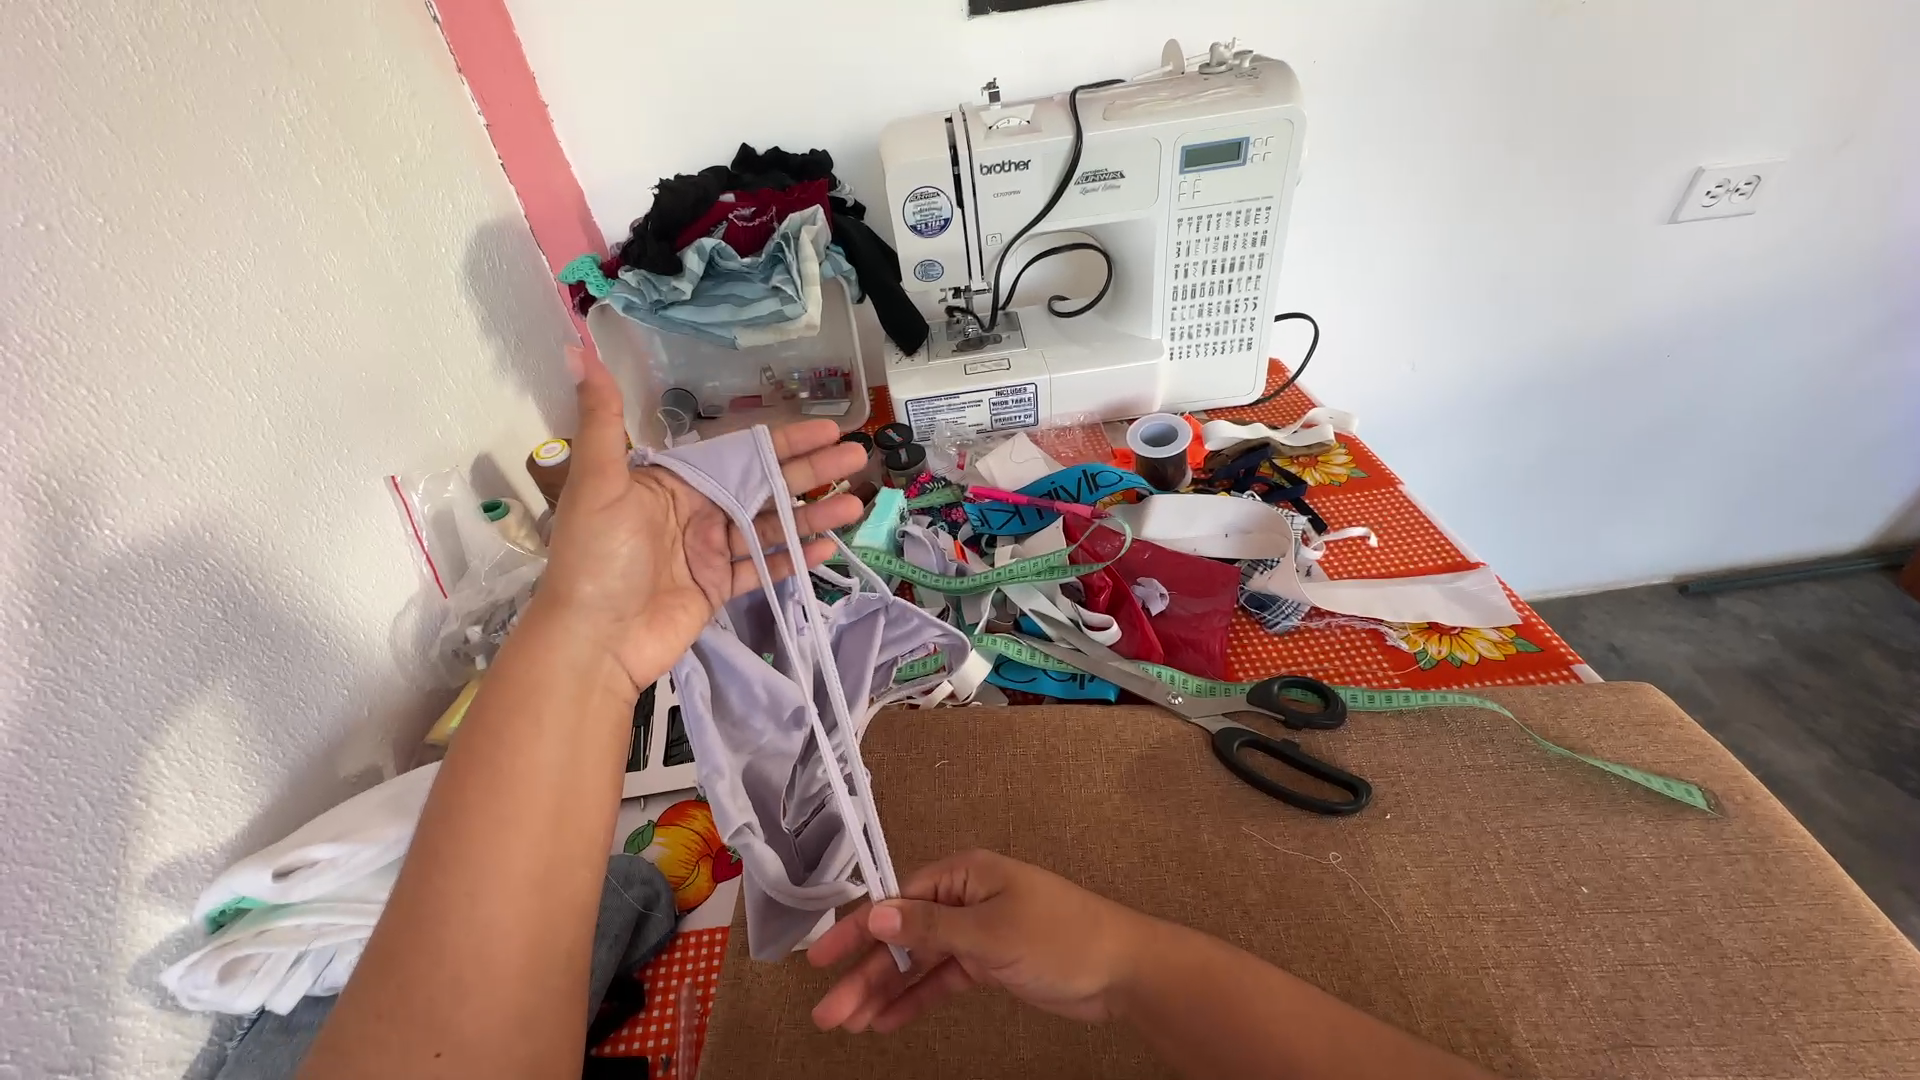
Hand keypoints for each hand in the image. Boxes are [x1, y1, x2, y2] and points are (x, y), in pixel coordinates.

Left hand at [530, 346, 866, 698]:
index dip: (784, 441)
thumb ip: (603, 420)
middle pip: (765, 486)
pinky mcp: (718, 588)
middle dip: (812, 471)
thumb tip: (580, 351)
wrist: (592, 640)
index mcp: (675, 483)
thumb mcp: (597, 483)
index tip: (825, 428)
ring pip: (772, 527)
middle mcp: (697, 512)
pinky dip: (794, 559)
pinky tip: (826, 548)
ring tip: (855, 503)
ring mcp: (710, 552)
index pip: (739, 454)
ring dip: (812, 515)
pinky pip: (763, 568)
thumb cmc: (596, 558)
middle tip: (856, 456)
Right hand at [807, 849, 1155, 1032]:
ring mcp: (975, 932)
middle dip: (867, 972)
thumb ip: (930, 928)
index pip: (898, 900)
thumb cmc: (1058, 935)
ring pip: (919, 963)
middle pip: (904, 936)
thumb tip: (876, 914)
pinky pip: (942, 980)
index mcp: (964, 874)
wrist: (1120, 969)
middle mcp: (964, 898)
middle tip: (829, 1013)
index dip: (858, 930)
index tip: (820, 959)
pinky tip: (887, 1021)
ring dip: (886, 992)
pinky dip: (916, 1000)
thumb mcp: (990, 931)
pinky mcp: (987, 963)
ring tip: (850, 1024)